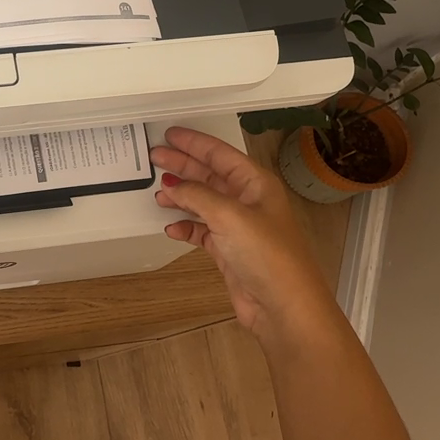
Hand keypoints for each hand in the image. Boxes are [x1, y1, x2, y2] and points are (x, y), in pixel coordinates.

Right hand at [151, 126, 333, 336]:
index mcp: (256, 184)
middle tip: (155, 157)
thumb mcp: (229, 216)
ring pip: (203, 203)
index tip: (169, 134)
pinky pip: (201, 231)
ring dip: (181, 198)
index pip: (221, 154)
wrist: (283, 306)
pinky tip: (172, 229)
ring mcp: (238, 227)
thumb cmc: (267, 255)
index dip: (195, 143)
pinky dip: (185, 228)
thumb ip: (197, 195)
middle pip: (210, 175)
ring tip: (159, 194)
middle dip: (183, 166)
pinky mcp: (229, 250)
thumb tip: (173, 186)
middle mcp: (248, 201)